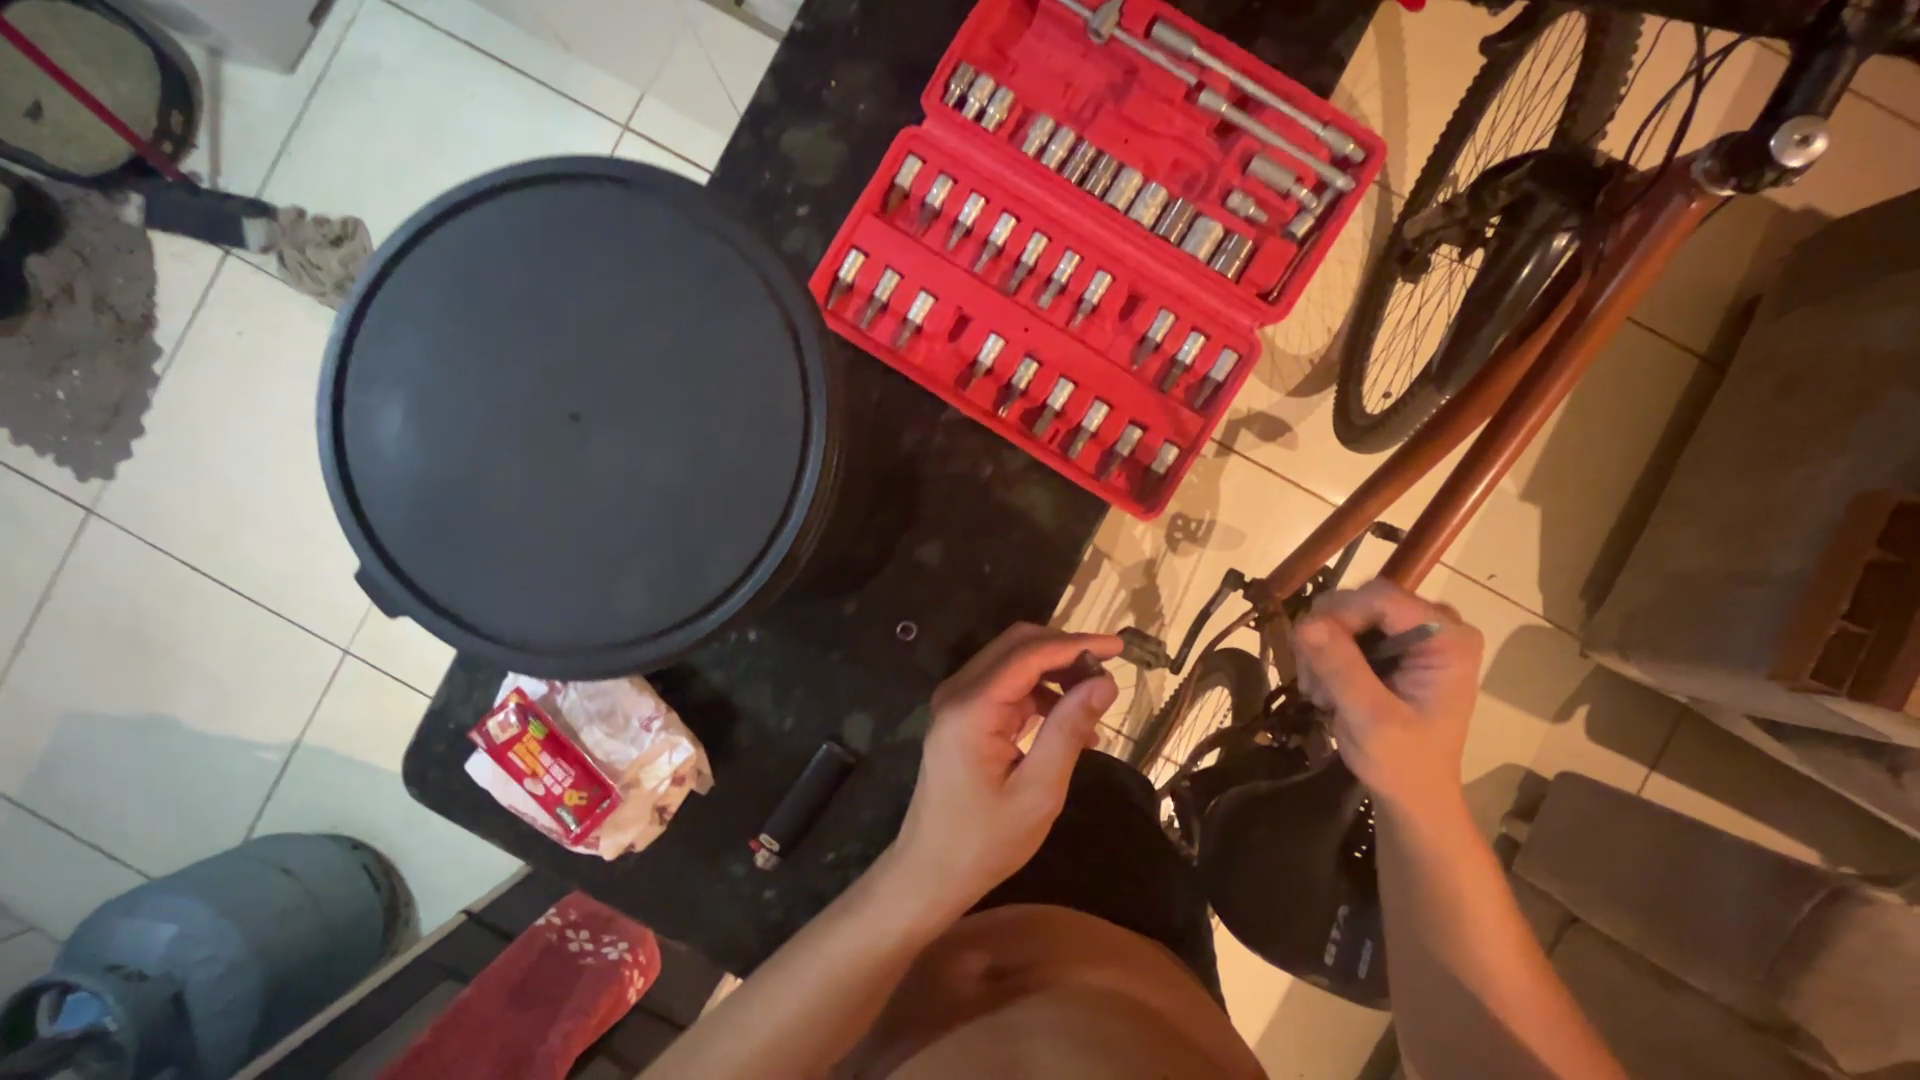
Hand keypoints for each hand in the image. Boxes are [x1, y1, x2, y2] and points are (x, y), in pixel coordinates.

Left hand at [889, 623, 1122, 911]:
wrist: (931, 872)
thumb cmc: (985, 840)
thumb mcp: (1039, 790)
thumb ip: (1069, 730)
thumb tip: (1105, 683)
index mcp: (972, 708)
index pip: (1028, 653)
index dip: (1075, 644)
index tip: (1119, 647)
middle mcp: (958, 693)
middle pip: (1016, 647)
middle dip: (1065, 651)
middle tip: (1108, 671)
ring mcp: (955, 704)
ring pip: (1012, 664)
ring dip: (1054, 673)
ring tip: (1094, 702)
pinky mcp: (961, 718)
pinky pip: (1004, 689)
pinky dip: (1039, 695)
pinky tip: (1069, 724)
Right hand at [1291, 579, 1483, 815]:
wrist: (1411, 795)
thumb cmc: (1403, 763)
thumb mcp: (1371, 719)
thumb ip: (1341, 669)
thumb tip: (1305, 624)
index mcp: (1448, 639)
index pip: (1382, 597)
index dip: (1340, 616)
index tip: (1311, 652)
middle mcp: (1433, 625)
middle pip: (1360, 600)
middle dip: (1327, 636)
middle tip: (1314, 682)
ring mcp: (1410, 634)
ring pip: (1343, 612)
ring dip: (1320, 649)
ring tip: (1319, 692)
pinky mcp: (1389, 645)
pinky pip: (1341, 629)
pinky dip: (1323, 655)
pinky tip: (1324, 689)